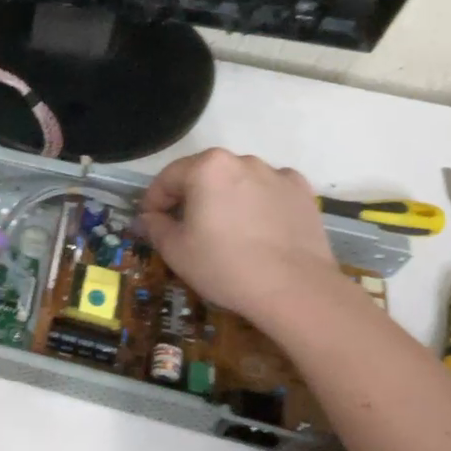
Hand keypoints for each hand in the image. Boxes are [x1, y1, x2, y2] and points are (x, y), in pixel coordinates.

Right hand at [139, 149, 343, 318]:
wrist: (296, 289)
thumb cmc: (225, 266)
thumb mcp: (176, 251)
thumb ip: (155, 227)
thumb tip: (146, 219)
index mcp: (207, 168)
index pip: (168, 178)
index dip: (153, 201)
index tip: (150, 222)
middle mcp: (243, 160)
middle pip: (205, 175)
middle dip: (190, 197)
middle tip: (184, 228)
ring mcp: (277, 174)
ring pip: (239, 182)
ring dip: (225, 199)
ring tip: (225, 231)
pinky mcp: (303, 193)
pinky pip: (270, 192)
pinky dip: (259, 204)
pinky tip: (258, 230)